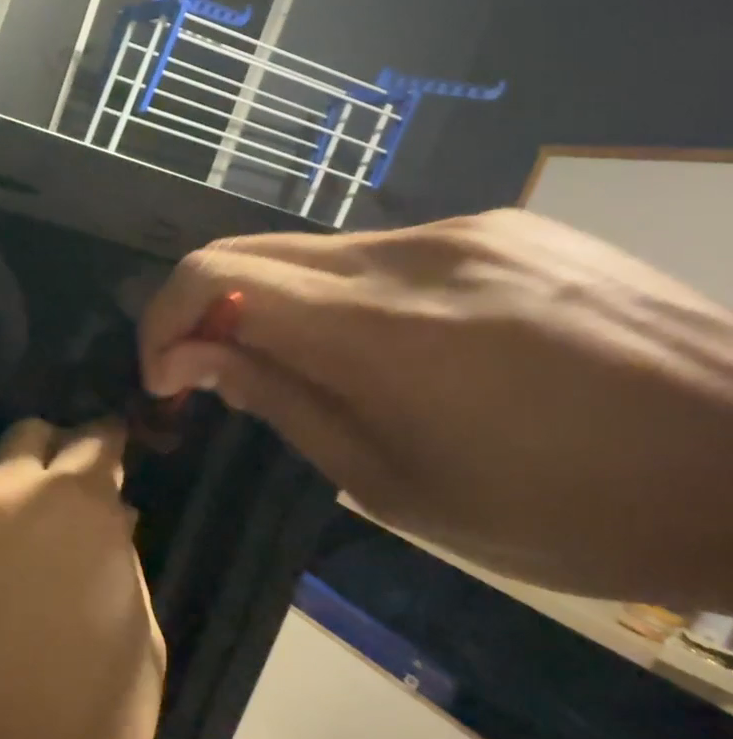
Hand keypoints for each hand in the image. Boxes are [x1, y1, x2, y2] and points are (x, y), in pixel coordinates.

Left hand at [0, 419, 162, 738]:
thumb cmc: (90, 722)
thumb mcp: (139, 635)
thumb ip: (117, 555)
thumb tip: (107, 514)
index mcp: (75, 504)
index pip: (94, 436)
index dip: (104, 444)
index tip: (107, 453)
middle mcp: (1, 491)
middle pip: (22, 438)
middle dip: (44, 459)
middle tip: (53, 504)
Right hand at [140, 208, 732, 608]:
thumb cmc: (575, 512)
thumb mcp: (399, 487)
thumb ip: (282, 404)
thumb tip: (195, 360)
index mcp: (382, 328)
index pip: (212, 275)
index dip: (162, 321)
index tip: (167, 379)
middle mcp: (413, 252)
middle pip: (250, 249)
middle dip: (206, 309)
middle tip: (215, 373)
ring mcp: (469, 229)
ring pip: (317, 251)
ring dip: (283, 303)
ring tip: (322, 370)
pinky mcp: (511, 226)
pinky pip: (389, 250)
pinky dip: (353, 292)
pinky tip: (407, 346)